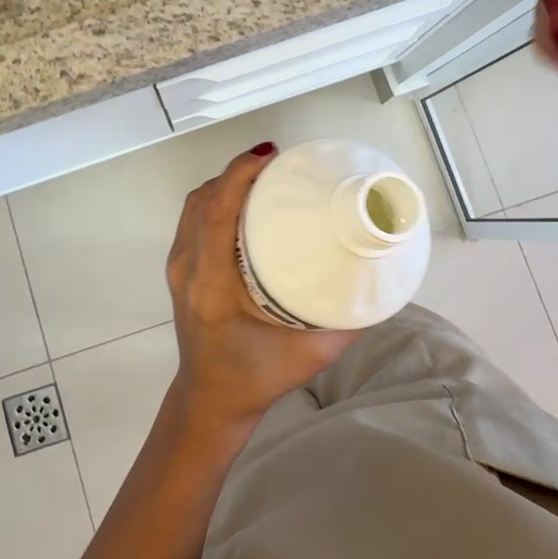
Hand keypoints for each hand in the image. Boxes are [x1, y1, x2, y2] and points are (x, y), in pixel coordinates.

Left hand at [164, 146, 360, 431]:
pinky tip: (246, 202)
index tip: (270, 156)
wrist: (209, 403)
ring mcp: (178, 268)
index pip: (215, 213)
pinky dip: (216, 201)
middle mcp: (188, 269)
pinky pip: (193, 220)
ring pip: (194, 207)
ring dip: (225, 184)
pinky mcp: (180, 270)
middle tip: (278, 164)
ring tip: (265, 176)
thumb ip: (347, 321)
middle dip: (237, 173)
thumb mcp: (309, 356)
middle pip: (202, 201)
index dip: (238, 175)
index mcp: (211, 285)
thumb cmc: (254, 380)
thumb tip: (379, 278)